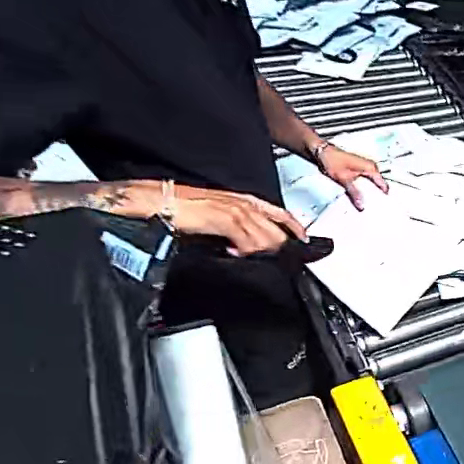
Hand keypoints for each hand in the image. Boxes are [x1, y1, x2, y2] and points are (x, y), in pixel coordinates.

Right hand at [168, 182, 307, 255]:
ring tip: (258, 260)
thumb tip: (252, 250)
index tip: (306, 244)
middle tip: (284, 262)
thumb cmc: (184, 209)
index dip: (296, 230)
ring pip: (265, 236)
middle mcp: (245, 203)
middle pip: (277, 230)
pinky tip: (237, 254)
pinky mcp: (223, 218)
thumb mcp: (221, 219)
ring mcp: (235, 210)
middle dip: (283, 248)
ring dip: (265, 252)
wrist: (158, 201)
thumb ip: (241, 231)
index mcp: (246, 201)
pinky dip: (246, 251)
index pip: (282, 215)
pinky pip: (246, 240)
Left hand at [317, 144, 384, 209]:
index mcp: (370, 168)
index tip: (385, 205)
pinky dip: (366, 187)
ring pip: (374, 182)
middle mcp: (371, 166)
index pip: (383, 184)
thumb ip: (354, 193)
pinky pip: (368, 180)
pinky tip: (362, 194)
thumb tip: (362, 206)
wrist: (323, 152)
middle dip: (378, 194)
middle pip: (379, 183)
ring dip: (372, 191)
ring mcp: (366, 166)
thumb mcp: (344, 179)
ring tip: (370, 202)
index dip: (384, 195)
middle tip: (377, 206)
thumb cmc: (333, 161)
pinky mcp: (360, 168)